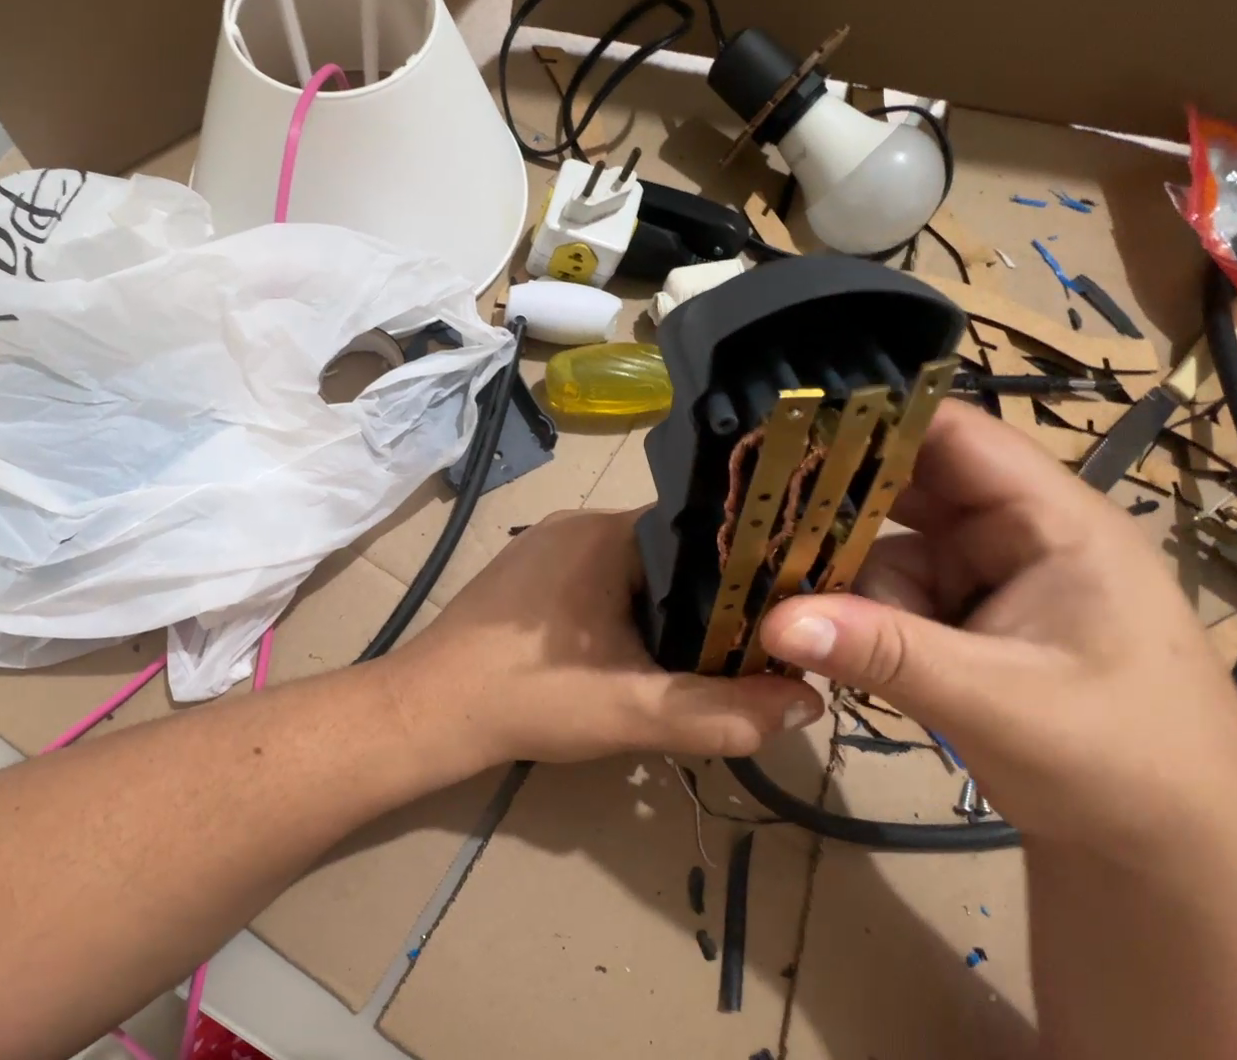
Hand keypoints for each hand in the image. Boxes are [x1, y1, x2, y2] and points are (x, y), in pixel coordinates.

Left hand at [383, 508, 821, 766]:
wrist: (427, 710)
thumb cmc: (527, 698)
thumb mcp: (633, 712)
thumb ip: (722, 711)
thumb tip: (808, 700)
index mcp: (606, 532)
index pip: (704, 531)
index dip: (749, 570)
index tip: (783, 612)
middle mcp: (576, 523)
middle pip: (672, 551)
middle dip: (710, 597)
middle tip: (748, 645)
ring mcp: (545, 546)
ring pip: (634, 569)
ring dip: (665, 608)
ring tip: (702, 653)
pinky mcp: (527, 575)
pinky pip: (597, 579)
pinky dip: (625, 611)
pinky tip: (635, 652)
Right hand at [758, 401, 1236, 861]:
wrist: (1161, 862)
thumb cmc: (1119, 765)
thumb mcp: (997, 702)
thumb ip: (882, 654)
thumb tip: (772, 620)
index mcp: (1053, 524)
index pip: (955, 437)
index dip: (873, 419)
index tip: (782, 424)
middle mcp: (1013, 539)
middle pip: (905, 490)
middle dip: (831, 503)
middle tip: (747, 510)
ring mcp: (983, 585)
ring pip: (883, 551)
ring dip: (832, 575)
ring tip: (767, 593)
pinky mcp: (960, 628)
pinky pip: (885, 600)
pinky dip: (847, 617)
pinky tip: (810, 638)